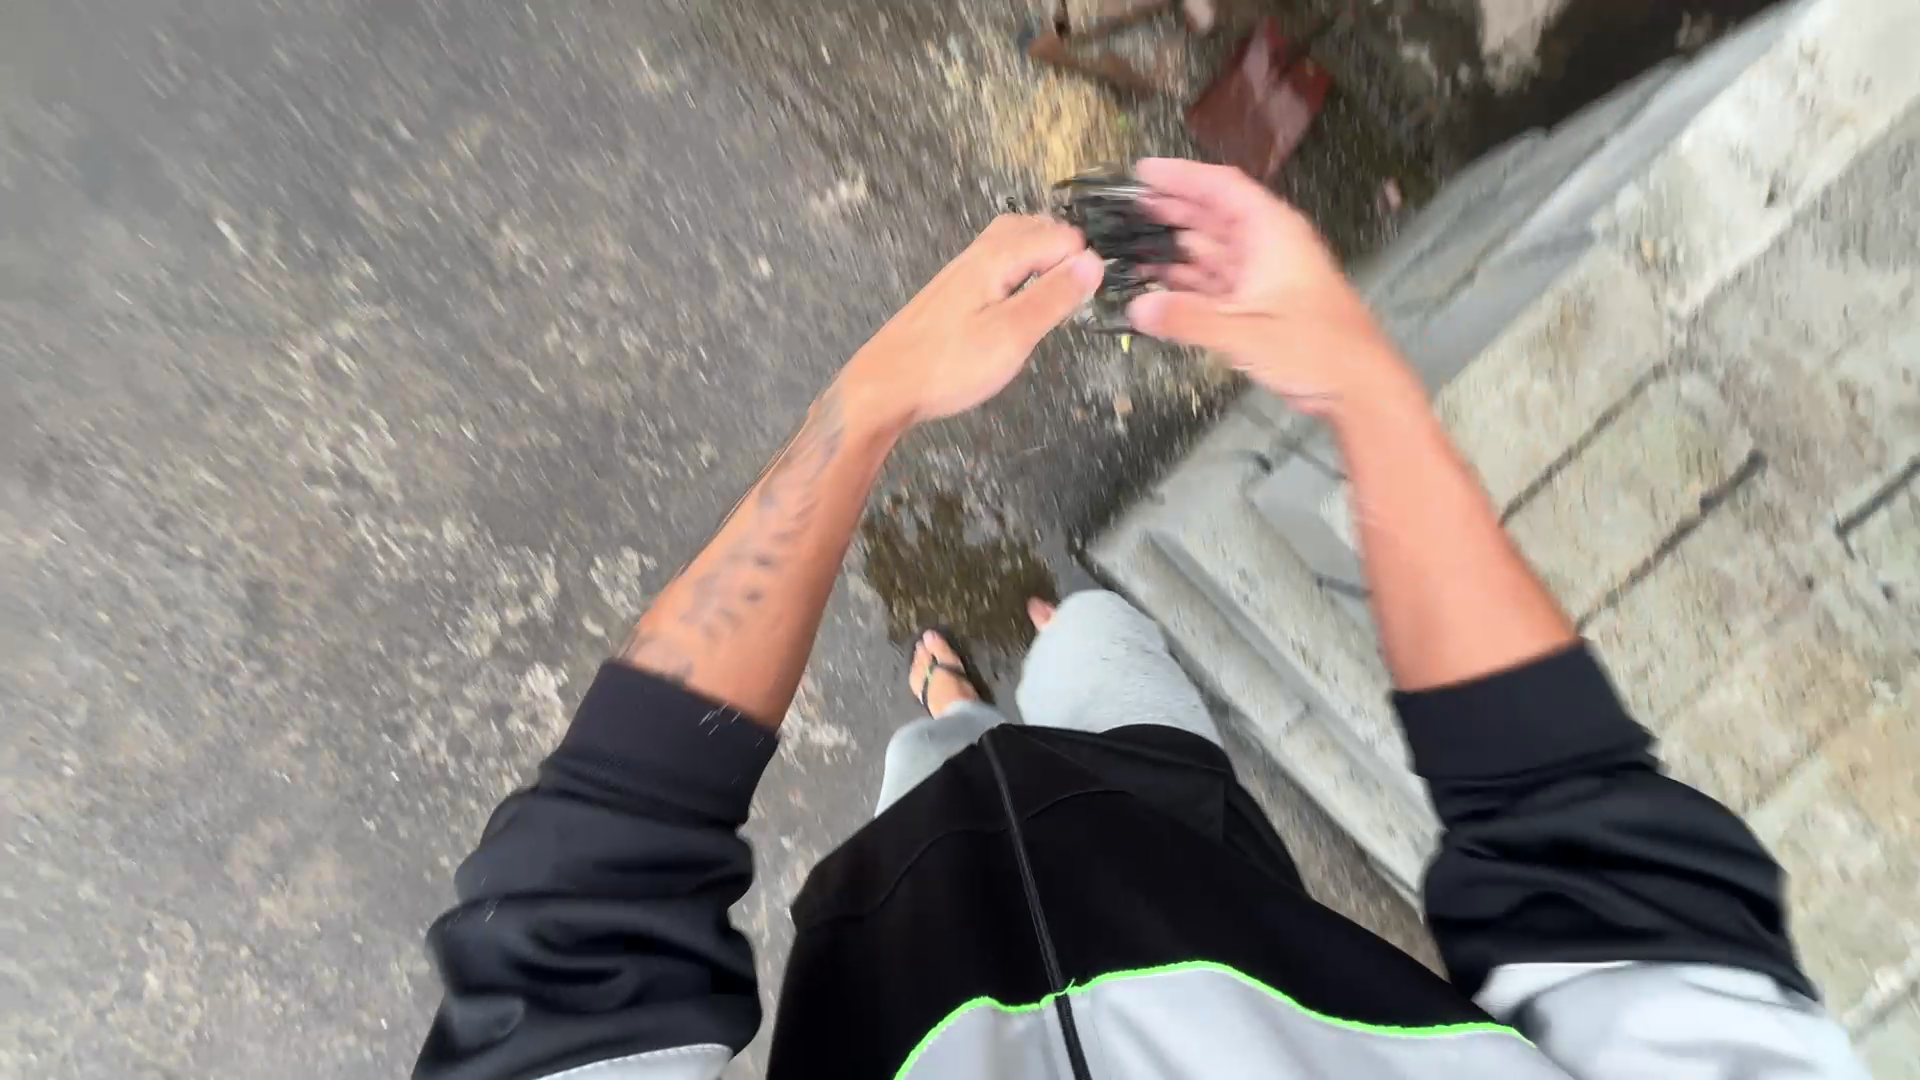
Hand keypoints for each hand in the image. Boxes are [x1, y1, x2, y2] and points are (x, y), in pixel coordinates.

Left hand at [841, 215, 1102, 428]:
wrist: (884, 386)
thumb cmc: (948, 365)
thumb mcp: (1012, 335)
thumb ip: (1054, 297)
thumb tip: (1094, 262)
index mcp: (997, 257)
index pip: (1060, 235)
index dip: (1084, 262)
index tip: (1093, 296)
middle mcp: (978, 254)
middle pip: (1035, 229)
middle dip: (1065, 251)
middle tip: (1081, 292)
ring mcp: (961, 272)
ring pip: (1012, 246)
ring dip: (1042, 260)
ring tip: (1059, 294)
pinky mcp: (951, 294)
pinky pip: (995, 266)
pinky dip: (1018, 274)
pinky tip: (1019, 304)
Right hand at [1124, 158, 1408, 415]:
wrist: (1353, 383)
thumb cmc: (1317, 348)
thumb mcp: (1246, 332)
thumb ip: (1188, 319)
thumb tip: (1138, 309)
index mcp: (1271, 233)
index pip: (1221, 189)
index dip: (1182, 177)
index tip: (1144, 173)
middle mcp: (1264, 247)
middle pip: (1210, 217)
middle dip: (1169, 210)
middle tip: (1127, 209)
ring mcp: (1259, 277)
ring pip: (1207, 252)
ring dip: (1172, 250)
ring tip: (1131, 246)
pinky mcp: (1254, 305)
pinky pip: (1210, 285)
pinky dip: (1184, 284)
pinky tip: (1155, 287)